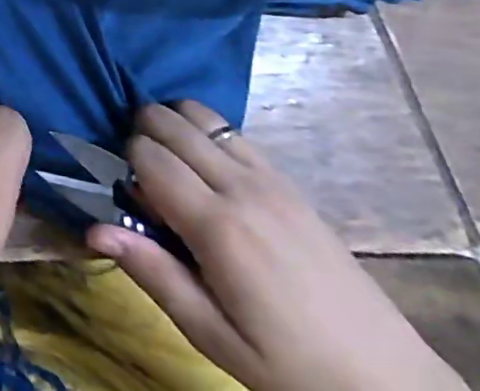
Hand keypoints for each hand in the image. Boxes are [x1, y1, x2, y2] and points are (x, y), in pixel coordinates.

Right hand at [90, 103, 466, 390]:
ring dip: (174, 125)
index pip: (148, 155)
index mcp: (217, 226)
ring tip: (170, 165)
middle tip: (141, 176)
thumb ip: (152, 272)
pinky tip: (206, 169)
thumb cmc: (288, 367)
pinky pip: (234, 132)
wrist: (386, 379)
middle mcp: (241, 186)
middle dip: (142, 132)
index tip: (127, 195)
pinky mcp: (289, 181)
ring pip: (202, 115)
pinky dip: (206, 132)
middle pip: (170, 121)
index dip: (125, 163)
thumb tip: (92, 228)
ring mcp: (270, 177)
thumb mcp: (212, 335)